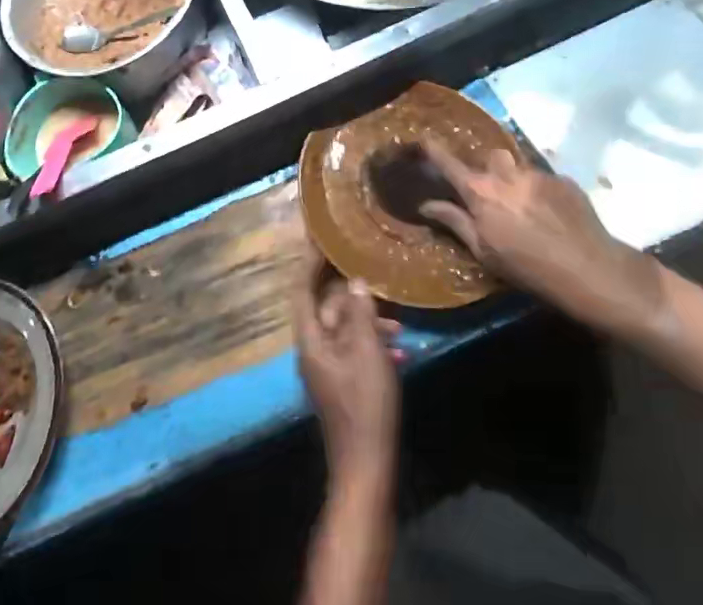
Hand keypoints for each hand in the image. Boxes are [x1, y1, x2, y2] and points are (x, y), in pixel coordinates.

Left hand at [294, 255, 400, 478]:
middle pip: (327, 310)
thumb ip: (359, 315)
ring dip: (368, 324)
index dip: (309, 263)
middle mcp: (312, 350)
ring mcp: (326, 368)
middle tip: (376, 281)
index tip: (319, 238)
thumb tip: (355, 282)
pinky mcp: (342, 384)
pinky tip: (399, 351)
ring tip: (399, 326)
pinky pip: (354, 352)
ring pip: (344, 331)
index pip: (302, 290)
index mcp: (310, 340)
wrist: (366, 463)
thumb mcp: (367, 353)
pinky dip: (373, 346)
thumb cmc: (365, 404)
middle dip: (352, 296)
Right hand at [419, 143, 668, 338]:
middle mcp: (506, 174)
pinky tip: (548, 214)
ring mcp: (538, 174)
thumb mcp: (483, 250)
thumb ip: (454, 221)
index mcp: (481, 191)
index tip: (422, 138)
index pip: (448, 163)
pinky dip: (538, 191)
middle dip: (485, 170)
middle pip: (488, 159)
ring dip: (513, 181)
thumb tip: (426, 204)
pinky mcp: (564, 180)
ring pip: (516, 168)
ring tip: (523, 208)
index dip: (432, 150)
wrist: (591, 270)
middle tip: (489, 194)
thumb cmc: (527, 266)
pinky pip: (542, 179)